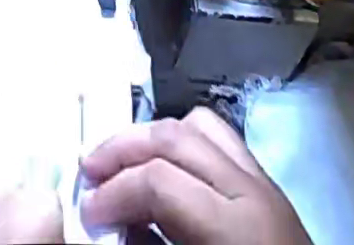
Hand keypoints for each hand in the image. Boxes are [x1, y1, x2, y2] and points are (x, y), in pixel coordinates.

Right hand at [80, 107, 309, 244]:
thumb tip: (116, 229)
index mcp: (235, 228)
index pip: (161, 181)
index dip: (116, 192)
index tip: (86, 212)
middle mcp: (250, 188)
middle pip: (179, 137)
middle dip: (126, 147)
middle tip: (89, 169)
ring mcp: (263, 180)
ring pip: (202, 125)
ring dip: (155, 135)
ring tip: (123, 161)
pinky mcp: (267, 184)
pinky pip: (221, 139)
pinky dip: (184, 140)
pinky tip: (164, 165)